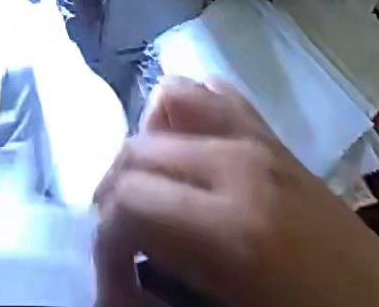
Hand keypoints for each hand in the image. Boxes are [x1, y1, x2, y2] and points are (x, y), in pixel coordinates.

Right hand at [94, 78, 378, 306]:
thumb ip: (163, 300)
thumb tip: (118, 289)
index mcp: (233, 229)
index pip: (128, 201)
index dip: (104, 252)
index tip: (118, 296)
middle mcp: (240, 163)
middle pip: (137, 149)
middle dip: (114, 204)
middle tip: (126, 261)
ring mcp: (260, 138)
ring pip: (170, 98)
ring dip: (144, 146)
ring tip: (151, 199)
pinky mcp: (274, 134)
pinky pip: (214, 92)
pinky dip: (185, 114)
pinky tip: (189, 162)